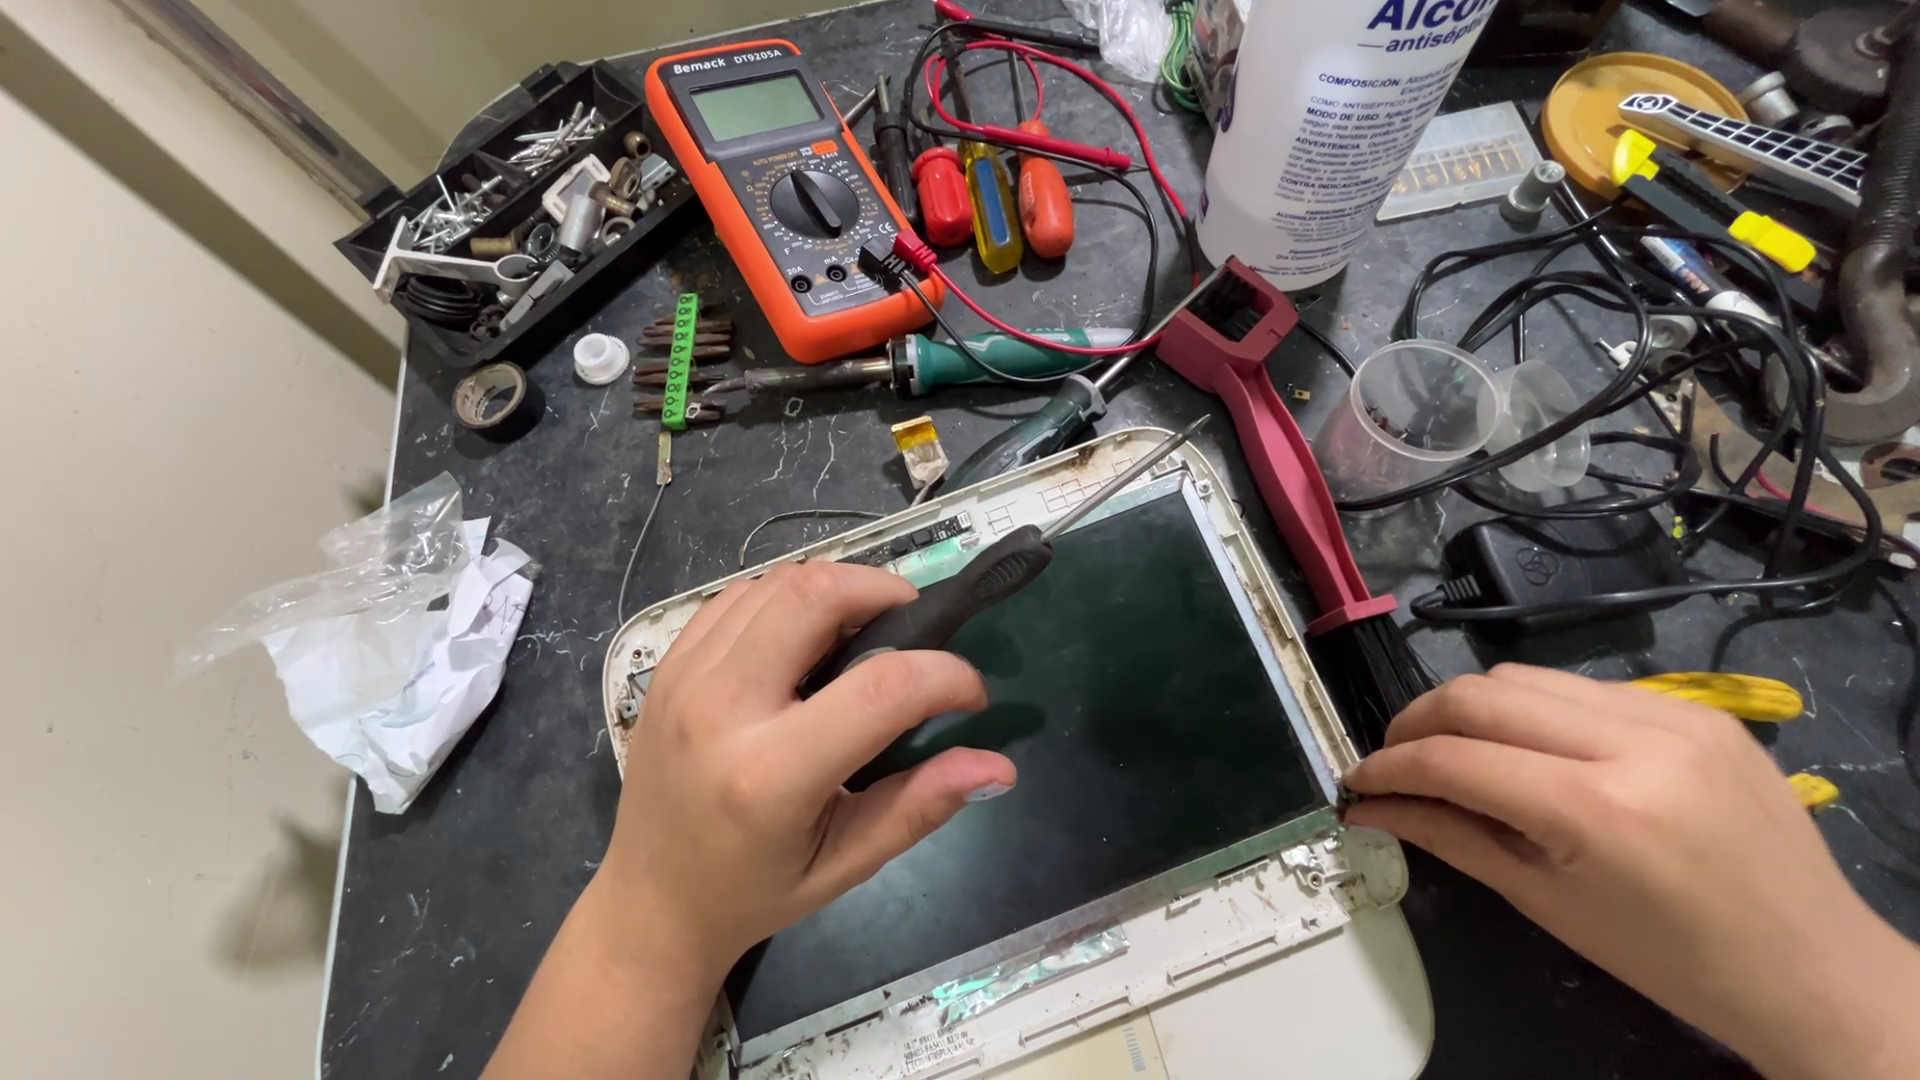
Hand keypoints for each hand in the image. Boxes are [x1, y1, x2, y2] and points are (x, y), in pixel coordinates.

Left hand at [598, 561, 1015, 981]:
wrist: (649, 901)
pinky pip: (740, 595)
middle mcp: (719, 710)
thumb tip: (1000, 766)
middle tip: (914, 626)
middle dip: (884, 591)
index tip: (971, 692)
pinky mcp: (668, 663)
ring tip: (867, 629)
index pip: (879, 689)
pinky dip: (789, 597)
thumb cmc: (754, 892)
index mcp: (768, 777)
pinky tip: (808, 636)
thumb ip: (921, 806)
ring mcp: (683, 677)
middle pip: (814, 596)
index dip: (945, 674)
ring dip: (838, 590)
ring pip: (777, 583)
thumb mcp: (845, 863)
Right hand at [1345, 665, 1919, 1079]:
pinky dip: (1526, 709)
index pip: (1454, 760)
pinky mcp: (1693, 708)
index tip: (1359, 781)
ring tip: (1453, 749)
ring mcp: (1673, 716)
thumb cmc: (1670, 959)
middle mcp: (1637, 745)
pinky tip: (1526, 747)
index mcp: (1600, 811)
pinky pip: (1573, 686)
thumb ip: (1446, 836)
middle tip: (1394, 758)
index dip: (1390, 765)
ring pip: (1517, 676)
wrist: (1822, 974)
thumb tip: (1369, 807)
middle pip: (1476, 695)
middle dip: (1414, 723)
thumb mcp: (1542, 901)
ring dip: (1466, 708)